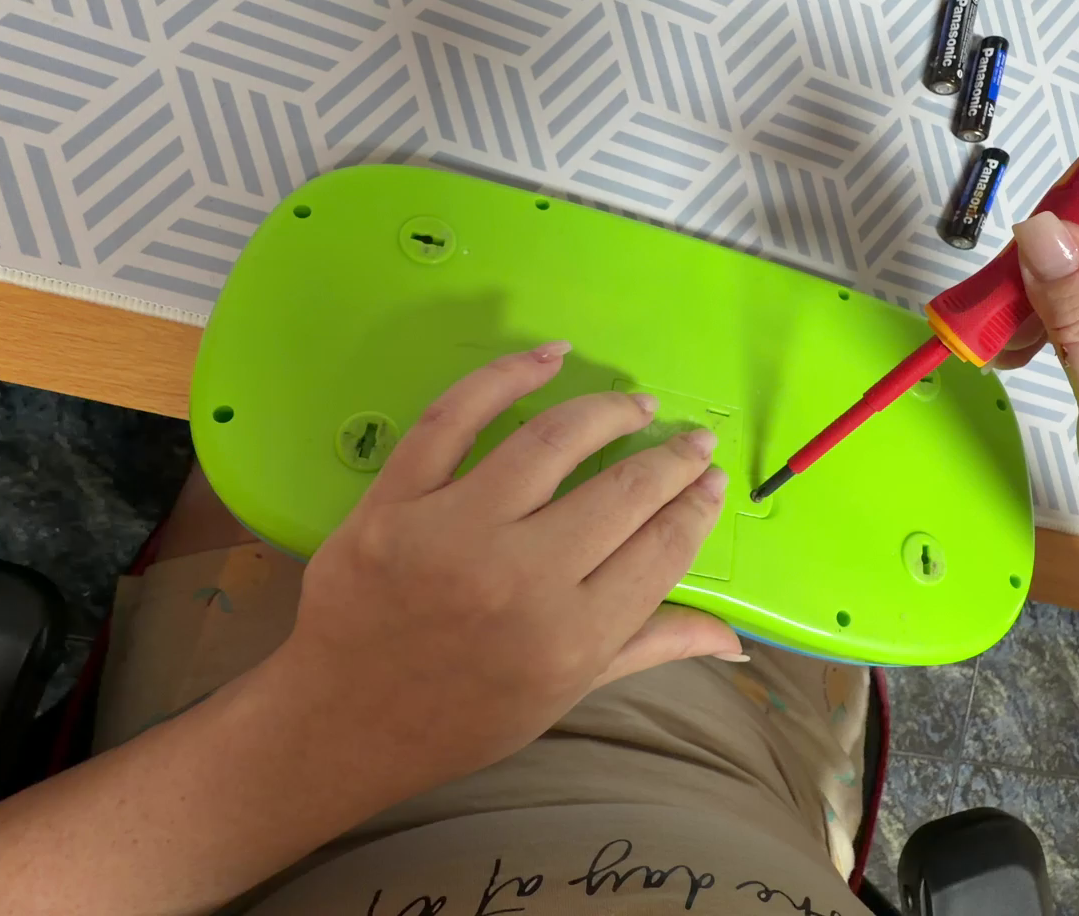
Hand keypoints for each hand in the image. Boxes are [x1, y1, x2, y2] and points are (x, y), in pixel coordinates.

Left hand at [270, 342, 740, 788]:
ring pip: (551, 441)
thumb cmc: (465, 716)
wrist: (344, 722)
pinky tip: (549, 356)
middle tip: (691, 438)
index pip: (662, 547)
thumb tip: (734, 637)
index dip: (696, 504)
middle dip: (673, 457)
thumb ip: (650, 648)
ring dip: (608, 411)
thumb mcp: (566, 695)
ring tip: (636, 403)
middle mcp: (521, 580)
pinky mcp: (394, 502)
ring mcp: (452, 533)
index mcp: (572, 637)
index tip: (711, 477)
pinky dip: (506, 375)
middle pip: (624, 490)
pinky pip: (453, 418)